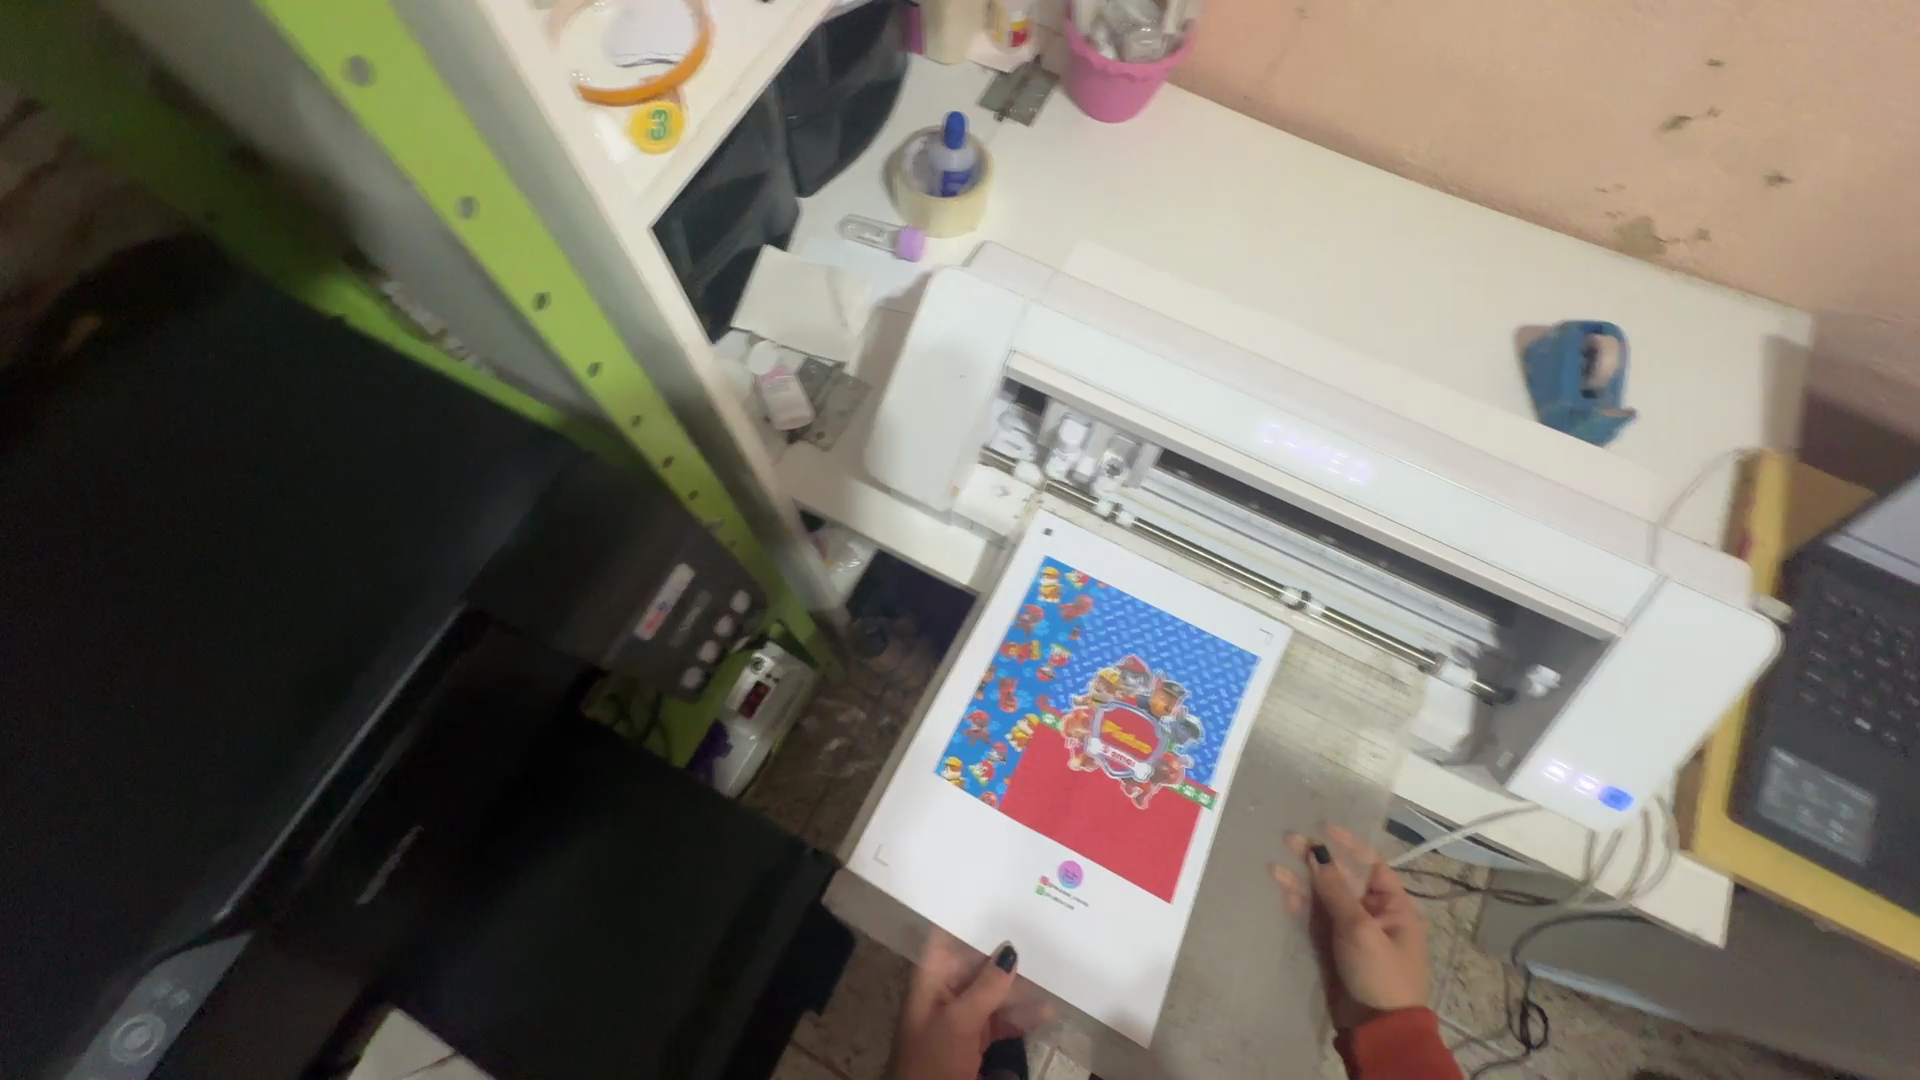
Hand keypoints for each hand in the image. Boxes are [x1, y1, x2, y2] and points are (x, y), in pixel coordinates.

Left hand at [889, 929, 1050, 1079]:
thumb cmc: (931, 1060)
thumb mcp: (959, 1021)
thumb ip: (986, 986)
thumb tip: (1010, 949)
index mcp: (932, 977)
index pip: (949, 934)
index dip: (971, 915)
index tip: (1000, 898)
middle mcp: (945, 989)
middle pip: (977, 962)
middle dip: (1005, 953)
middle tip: (1039, 932)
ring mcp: (960, 1016)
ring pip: (993, 991)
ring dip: (1019, 987)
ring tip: (1052, 971)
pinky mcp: (974, 1040)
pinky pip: (1000, 1019)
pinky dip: (1020, 1017)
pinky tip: (1046, 1011)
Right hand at [1271, 825, 1430, 1029]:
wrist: (1376, 1028)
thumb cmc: (1379, 973)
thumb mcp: (1360, 928)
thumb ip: (1335, 889)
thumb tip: (1318, 851)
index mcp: (1394, 907)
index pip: (1371, 865)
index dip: (1347, 845)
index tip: (1321, 827)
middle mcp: (1373, 913)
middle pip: (1342, 877)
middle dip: (1316, 859)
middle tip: (1287, 840)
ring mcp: (1351, 929)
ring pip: (1323, 895)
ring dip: (1301, 880)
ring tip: (1274, 867)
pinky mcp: (1332, 945)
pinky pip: (1314, 916)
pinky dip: (1298, 903)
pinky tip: (1281, 890)